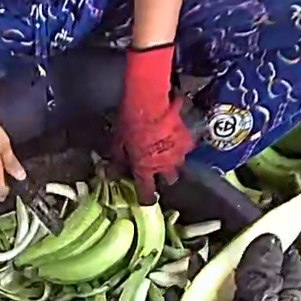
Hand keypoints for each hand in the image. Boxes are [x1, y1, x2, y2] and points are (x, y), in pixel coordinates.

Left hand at [113, 44, 193, 204]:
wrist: (150, 102)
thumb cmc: (130, 123)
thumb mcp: (118, 143)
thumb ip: (118, 161)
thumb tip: (111, 175)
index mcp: (146, 170)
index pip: (147, 193)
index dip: (146, 198)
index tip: (146, 197)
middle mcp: (165, 166)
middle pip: (170, 180)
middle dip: (165, 176)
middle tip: (159, 167)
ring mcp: (179, 153)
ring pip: (180, 163)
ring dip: (174, 159)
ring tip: (168, 149)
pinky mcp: (188, 139)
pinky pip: (186, 146)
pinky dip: (181, 143)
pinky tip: (175, 135)